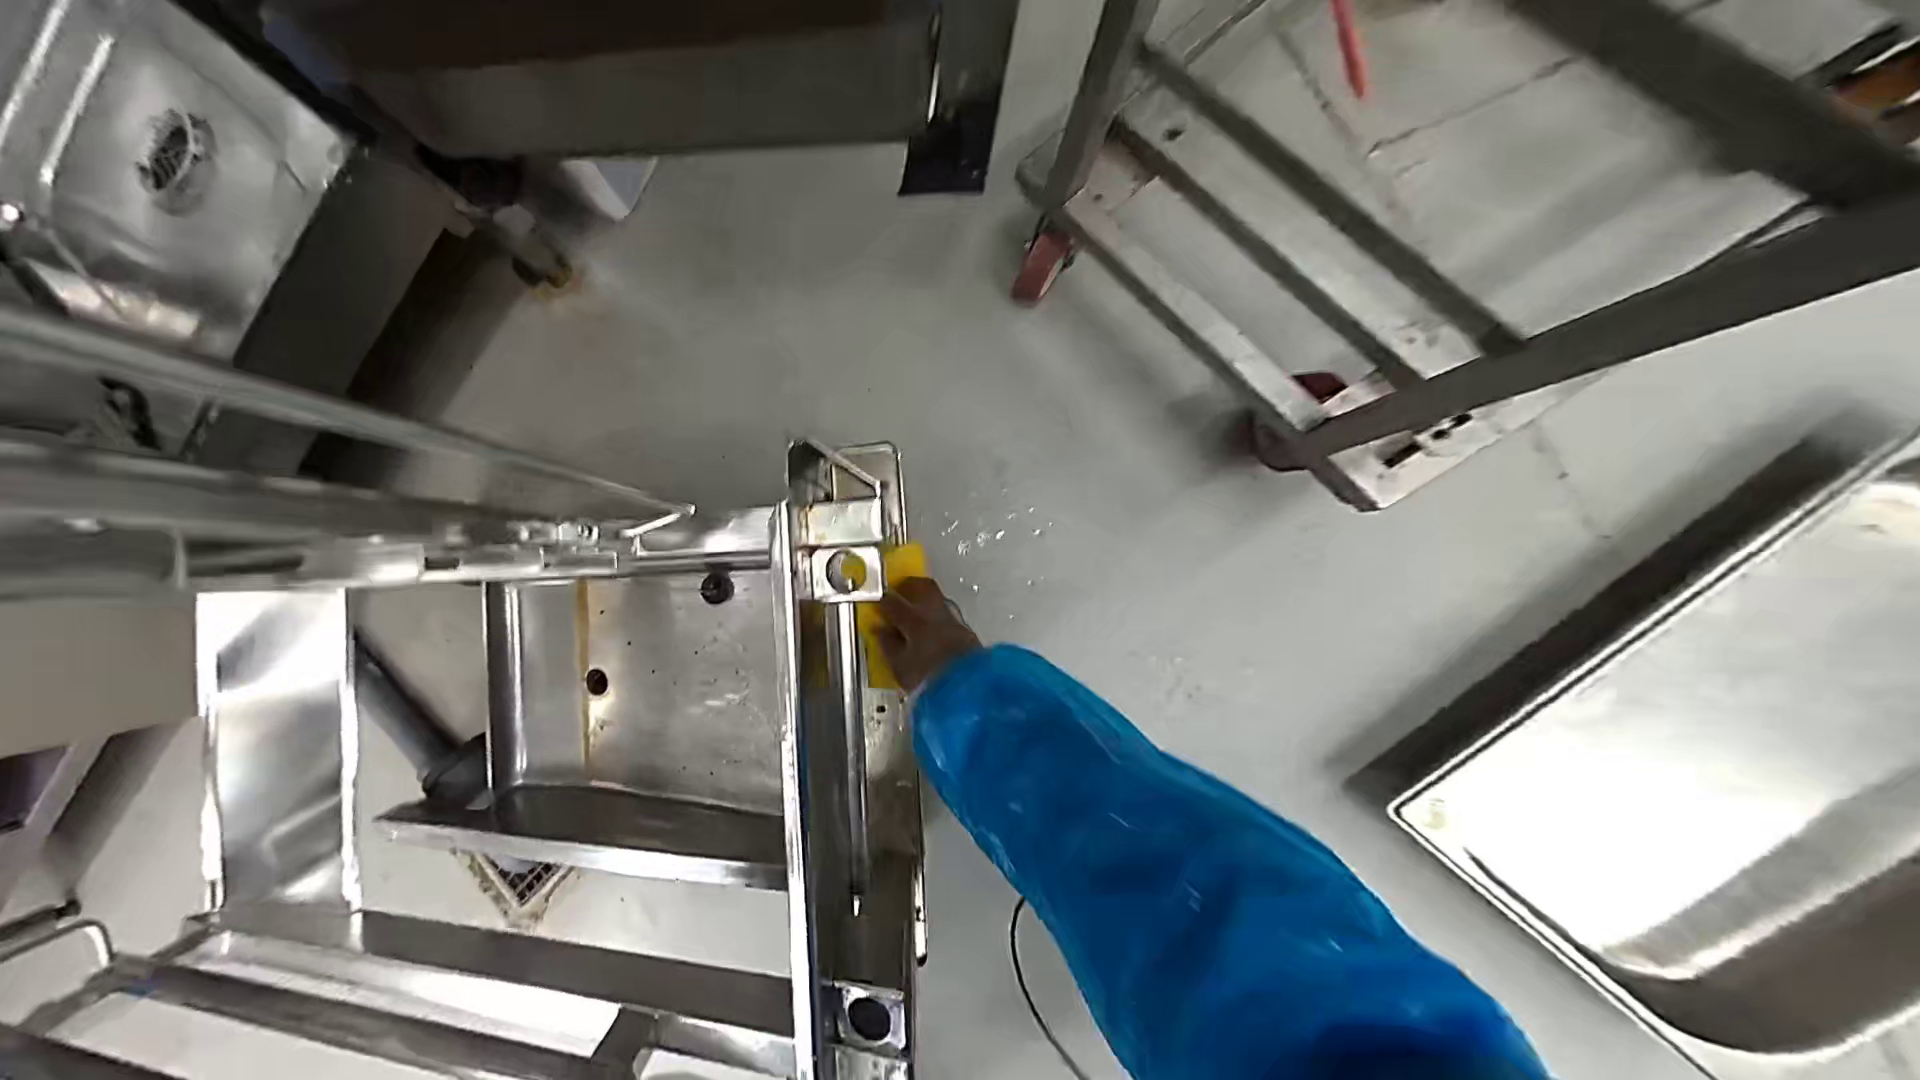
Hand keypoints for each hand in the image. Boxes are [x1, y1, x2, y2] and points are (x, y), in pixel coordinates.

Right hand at [875, 577, 981, 692]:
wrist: (968, 690)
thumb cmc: (930, 680)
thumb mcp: (900, 667)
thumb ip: (888, 645)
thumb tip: (881, 631)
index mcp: (915, 621)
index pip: (893, 602)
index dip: (884, 601)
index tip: (879, 603)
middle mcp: (936, 614)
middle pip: (922, 587)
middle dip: (909, 586)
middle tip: (900, 591)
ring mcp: (954, 621)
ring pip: (938, 599)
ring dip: (927, 600)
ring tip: (917, 611)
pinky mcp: (967, 632)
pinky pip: (949, 615)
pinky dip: (938, 617)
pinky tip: (934, 629)